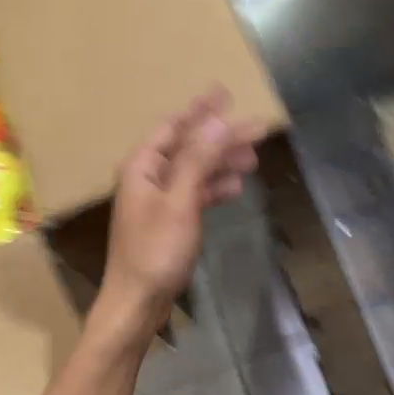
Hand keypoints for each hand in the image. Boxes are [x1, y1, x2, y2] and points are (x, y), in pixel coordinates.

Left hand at [97, 87, 260, 335]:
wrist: (137, 302)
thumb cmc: (156, 251)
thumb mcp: (180, 202)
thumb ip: (198, 161)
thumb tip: (217, 122)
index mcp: (142, 166)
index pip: (173, 126)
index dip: (200, 109)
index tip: (224, 92)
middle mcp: (147, 177)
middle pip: (188, 147)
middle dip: (220, 137)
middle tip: (256, 128)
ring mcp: (156, 201)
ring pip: (194, 171)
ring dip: (221, 163)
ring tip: (253, 156)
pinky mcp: (167, 223)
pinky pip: (193, 195)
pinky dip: (213, 188)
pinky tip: (235, 188)